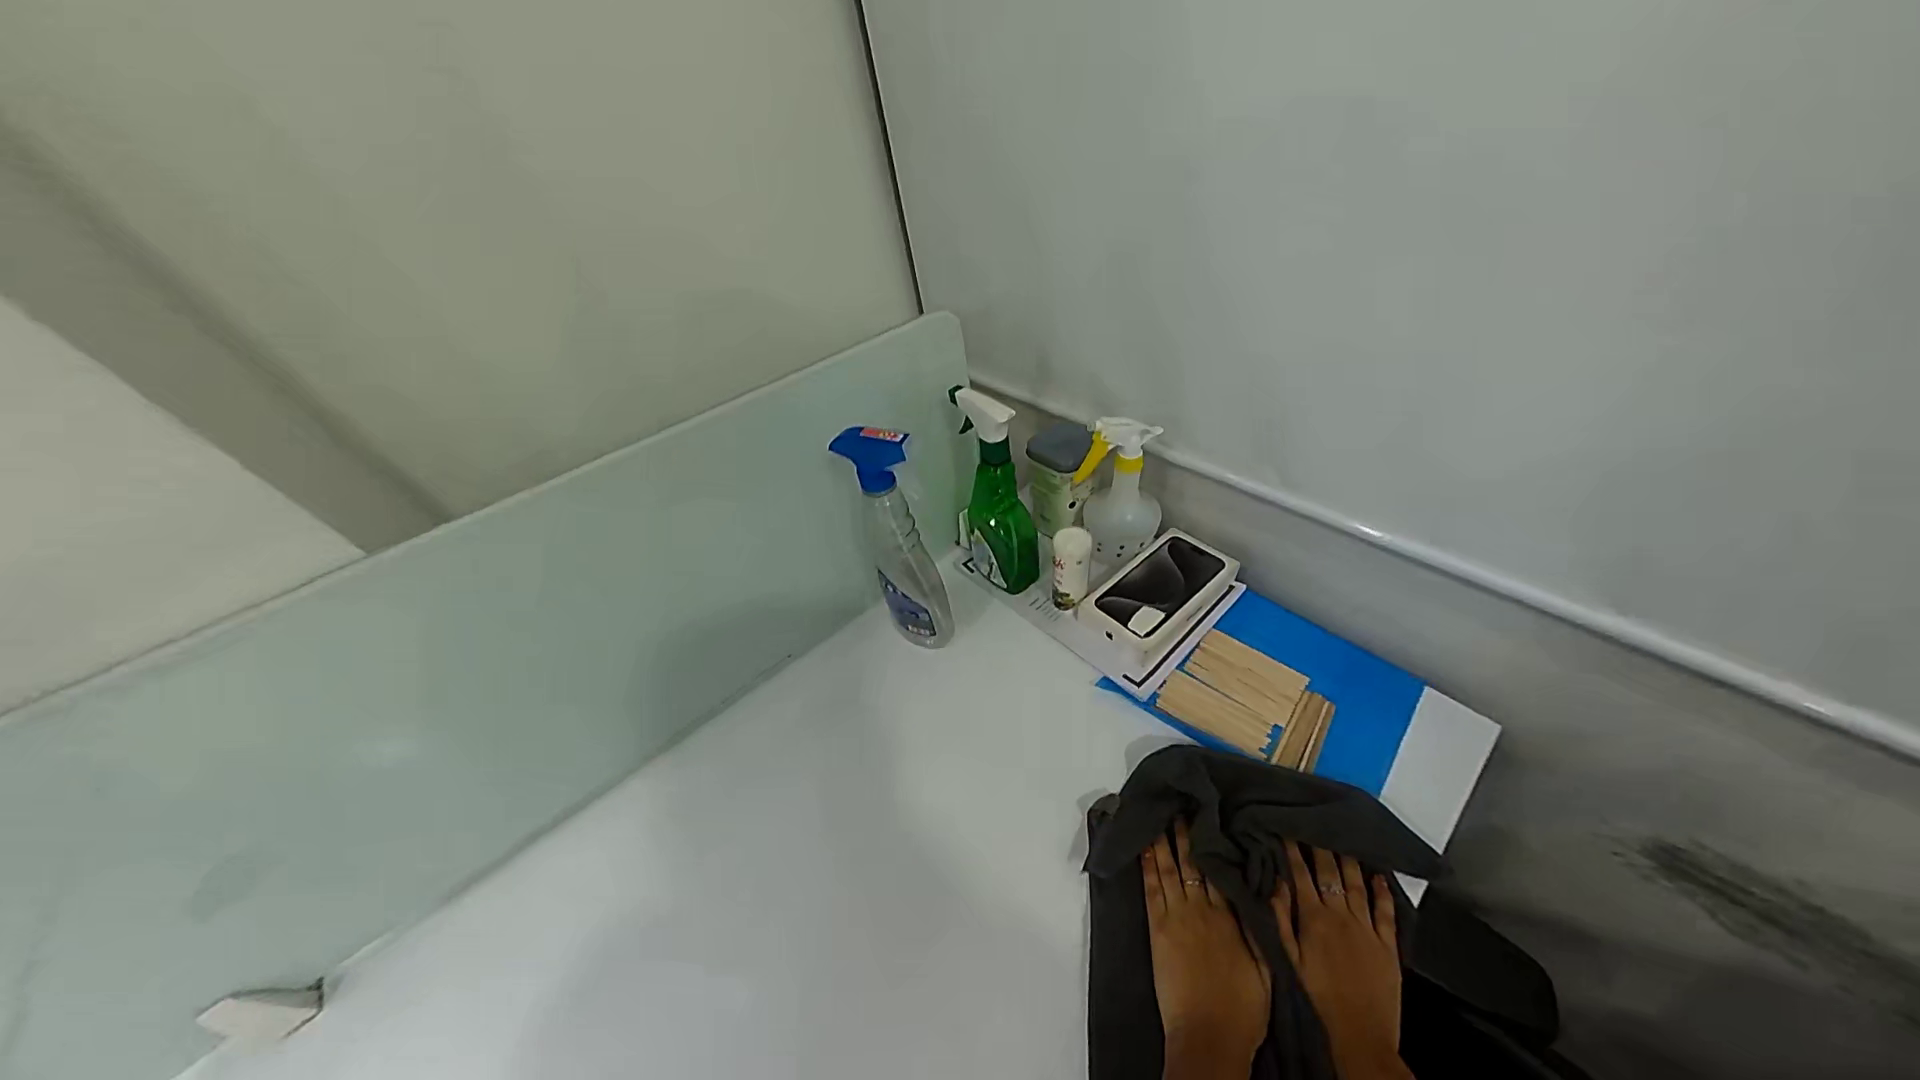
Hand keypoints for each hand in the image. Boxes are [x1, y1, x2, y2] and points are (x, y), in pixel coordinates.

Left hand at [1143, 820, 1270, 1079]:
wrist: (1209, 1037)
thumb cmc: (1243, 1009)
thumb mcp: (1266, 967)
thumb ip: (1262, 927)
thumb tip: (1266, 892)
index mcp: (1231, 918)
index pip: (1221, 871)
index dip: (1214, 844)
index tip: (1209, 818)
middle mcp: (1203, 910)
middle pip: (1193, 864)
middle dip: (1187, 833)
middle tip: (1181, 804)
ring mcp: (1177, 917)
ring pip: (1170, 870)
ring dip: (1164, 841)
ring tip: (1160, 815)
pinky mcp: (1157, 929)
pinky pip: (1150, 889)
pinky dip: (1146, 866)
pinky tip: (1143, 847)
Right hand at [1272, 841, 1411, 1079]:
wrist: (1359, 1037)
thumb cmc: (1316, 998)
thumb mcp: (1287, 959)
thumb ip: (1279, 919)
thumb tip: (1275, 883)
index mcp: (1313, 919)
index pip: (1300, 875)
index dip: (1292, 850)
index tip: (1285, 830)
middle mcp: (1341, 917)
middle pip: (1329, 873)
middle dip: (1319, 846)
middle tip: (1313, 823)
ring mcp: (1367, 930)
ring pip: (1357, 885)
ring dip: (1349, 859)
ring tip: (1345, 837)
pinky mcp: (1388, 946)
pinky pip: (1386, 912)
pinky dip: (1383, 891)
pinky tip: (1379, 875)